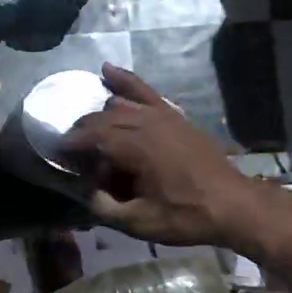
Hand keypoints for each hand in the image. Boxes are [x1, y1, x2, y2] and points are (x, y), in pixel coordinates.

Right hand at [63, 64, 253, 245]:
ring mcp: (162, 115)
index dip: (72, 145)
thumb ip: (106, 208)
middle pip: (102, 118)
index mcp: (137, 148)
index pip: (92, 138)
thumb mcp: (141, 222)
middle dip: (82, 131)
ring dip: (99, 114)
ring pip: (119, 104)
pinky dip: (124, 81)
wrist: (234, 205)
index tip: (57, 153)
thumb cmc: (187, 215)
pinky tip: (107, 70)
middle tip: (70, 147)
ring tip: (87, 128)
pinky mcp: (174, 116)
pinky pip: (145, 92)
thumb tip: (88, 192)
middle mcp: (146, 124)